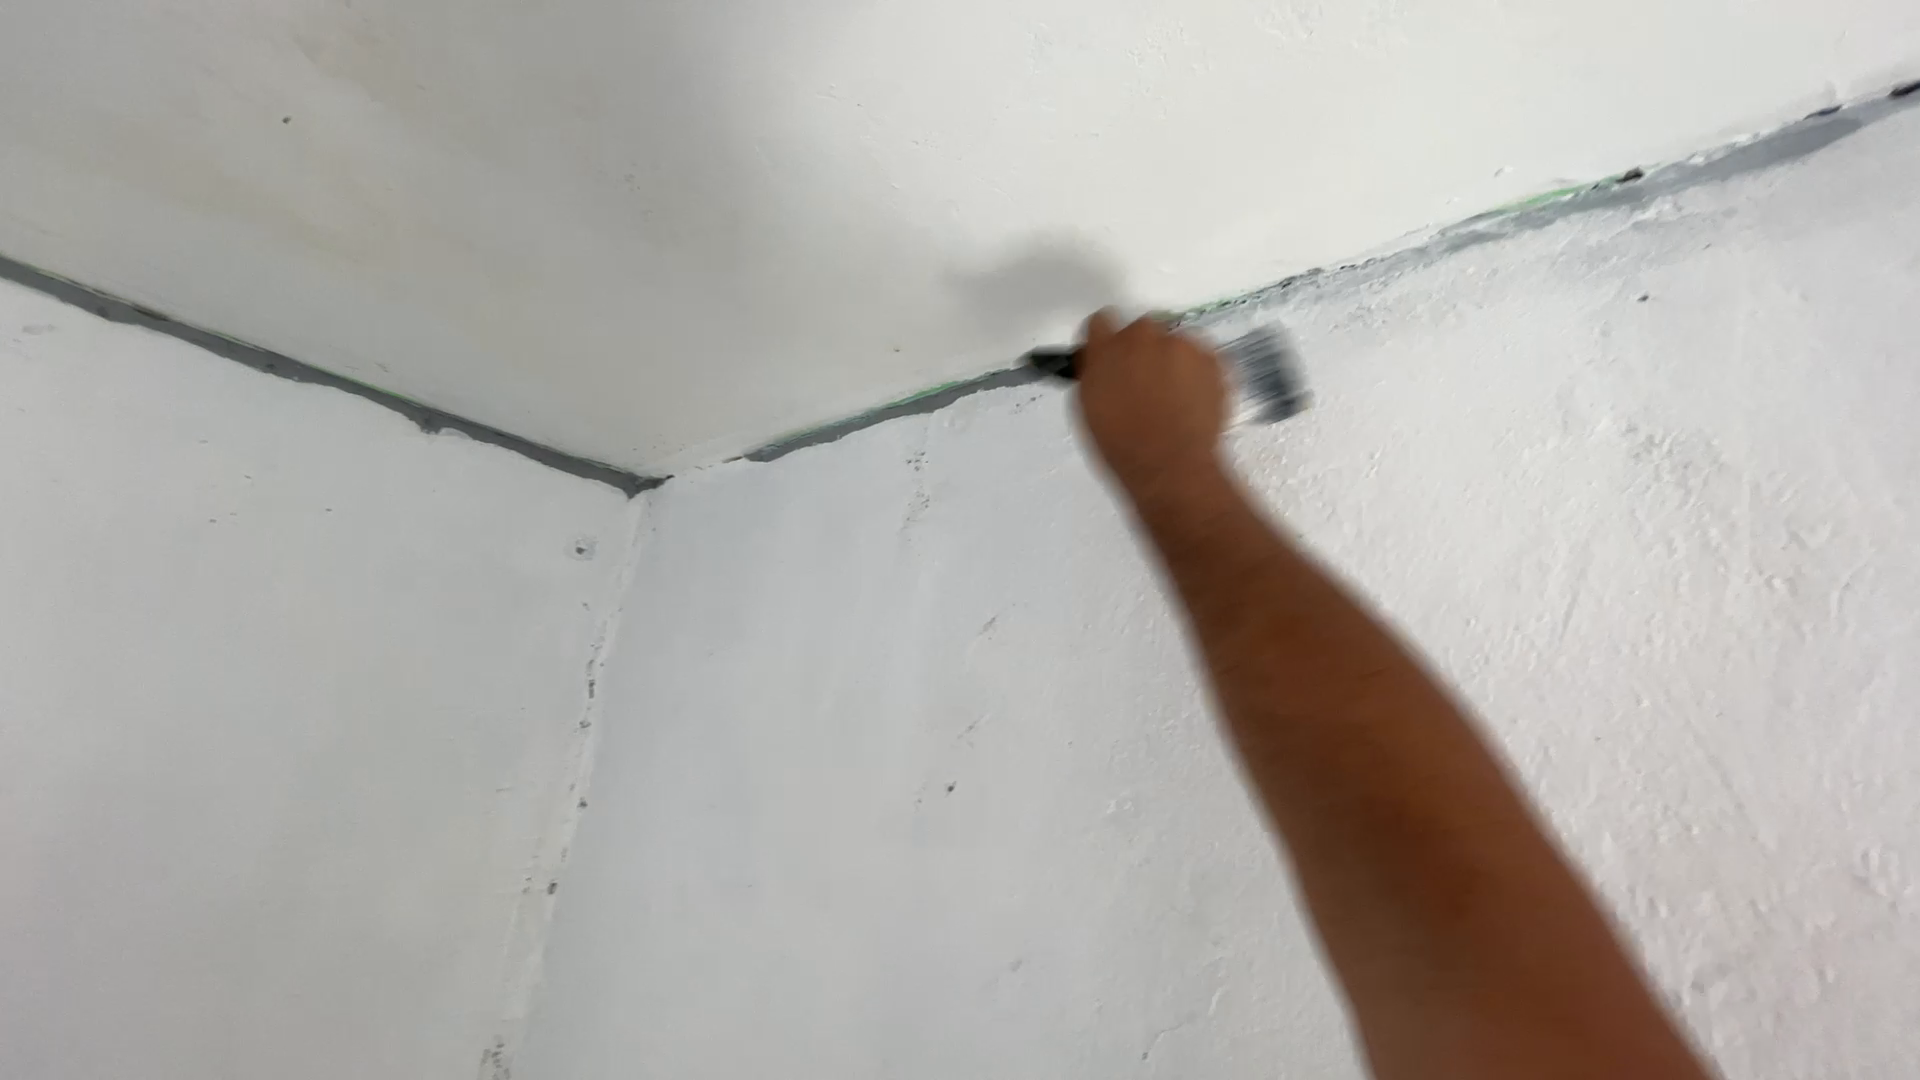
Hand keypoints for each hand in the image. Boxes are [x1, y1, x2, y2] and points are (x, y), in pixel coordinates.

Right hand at [1073, 310, 1228, 499]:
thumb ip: (1094, 373)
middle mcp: (1144, 336)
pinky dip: (1197, 375)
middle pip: (1141, 330)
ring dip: (1171, 362)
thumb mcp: (1089, 408)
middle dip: (1141, 352)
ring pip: (1175, 343)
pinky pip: (1202, 359)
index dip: (1105, 340)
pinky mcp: (1214, 359)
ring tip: (1171, 399)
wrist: (1169, 466)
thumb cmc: (1121, 445)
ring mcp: (1183, 345)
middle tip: (1143, 386)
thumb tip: (1099, 361)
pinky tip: (1190, 403)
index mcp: (1105, 347)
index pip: (1100, 323)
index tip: (1109, 358)